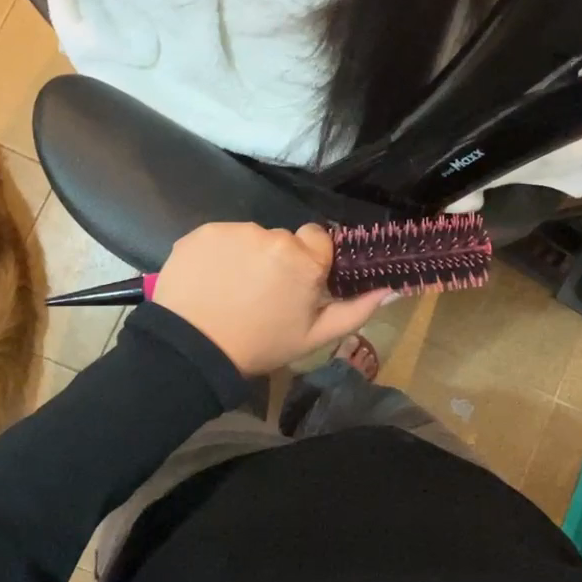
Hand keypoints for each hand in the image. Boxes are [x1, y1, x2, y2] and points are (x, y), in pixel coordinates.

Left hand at [152, 222, 388, 375]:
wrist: (192, 350)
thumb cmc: (260, 345)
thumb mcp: (314, 338)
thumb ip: (356, 310)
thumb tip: (390, 288)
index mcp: (303, 260)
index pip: (318, 240)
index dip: (309, 262)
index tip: (296, 285)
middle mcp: (271, 236)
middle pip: (283, 240)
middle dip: (278, 260)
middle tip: (262, 295)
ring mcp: (233, 232)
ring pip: (251, 238)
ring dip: (248, 257)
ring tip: (232, 291)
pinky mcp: (202, 233)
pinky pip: (221, 238)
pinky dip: (219, 256)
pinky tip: (211, 282)